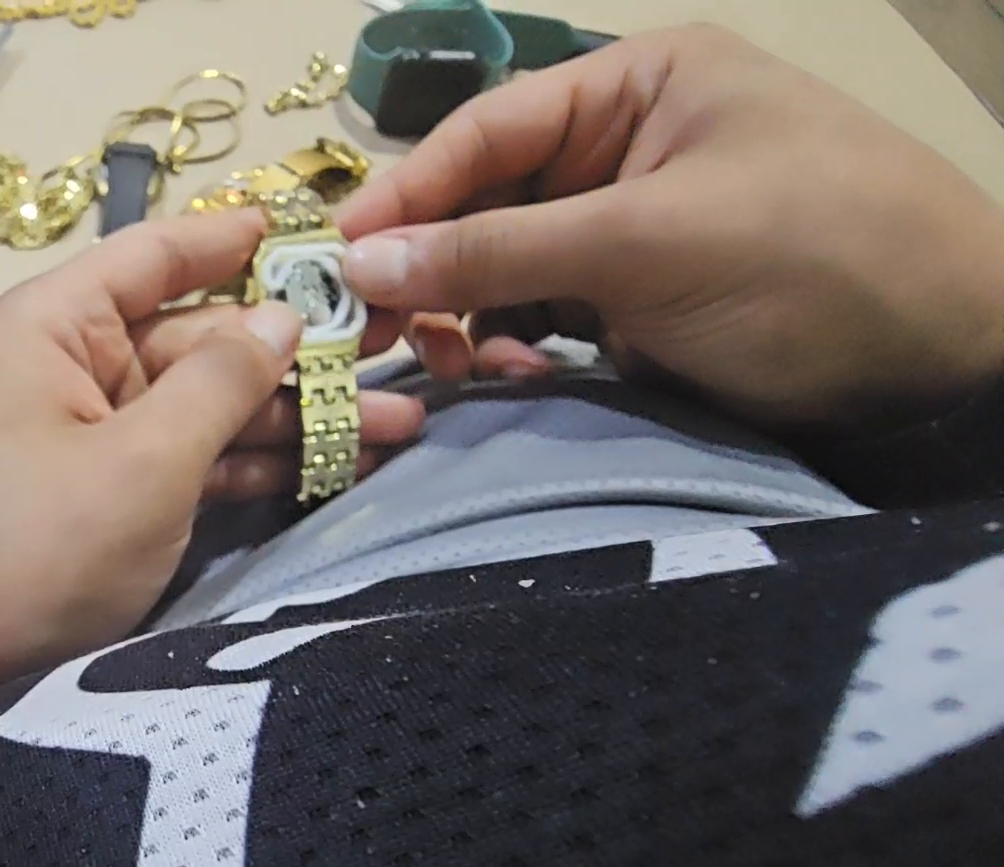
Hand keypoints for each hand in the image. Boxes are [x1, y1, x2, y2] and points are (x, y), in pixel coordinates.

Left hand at [0, 212, 419, 763]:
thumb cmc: (44, 551)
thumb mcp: (144, 460)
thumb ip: (220, 381)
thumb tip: (284, 316)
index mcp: (49, 329)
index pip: (150, 257)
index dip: (231, 240)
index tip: (314, 228)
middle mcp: (68, 368)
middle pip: (193, 338)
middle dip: (292, 350)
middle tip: (399, 340)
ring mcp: (93, 434)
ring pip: (203, 406)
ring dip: (291, 416)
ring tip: (399, 419)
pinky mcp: (114, 493)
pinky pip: (191, 459)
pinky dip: (253, 465)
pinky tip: (337, 463)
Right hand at [336, 24, 1003, 431]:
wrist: (933, 375)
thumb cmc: (814, 267)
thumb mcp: (644, 244)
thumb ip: (491, 252)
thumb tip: (359, 264)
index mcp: (629, 93)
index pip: (478, 137)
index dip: (397, 198)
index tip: (331, 262)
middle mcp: (602, 154)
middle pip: (466, 209)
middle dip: (419, 274)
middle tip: (366, 336)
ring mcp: (596, 232)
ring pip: (476, 272)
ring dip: (456, 322)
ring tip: (454, 368)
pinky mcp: (597, 299)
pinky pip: (509, 317)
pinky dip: (496, 349)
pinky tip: (517, 372)